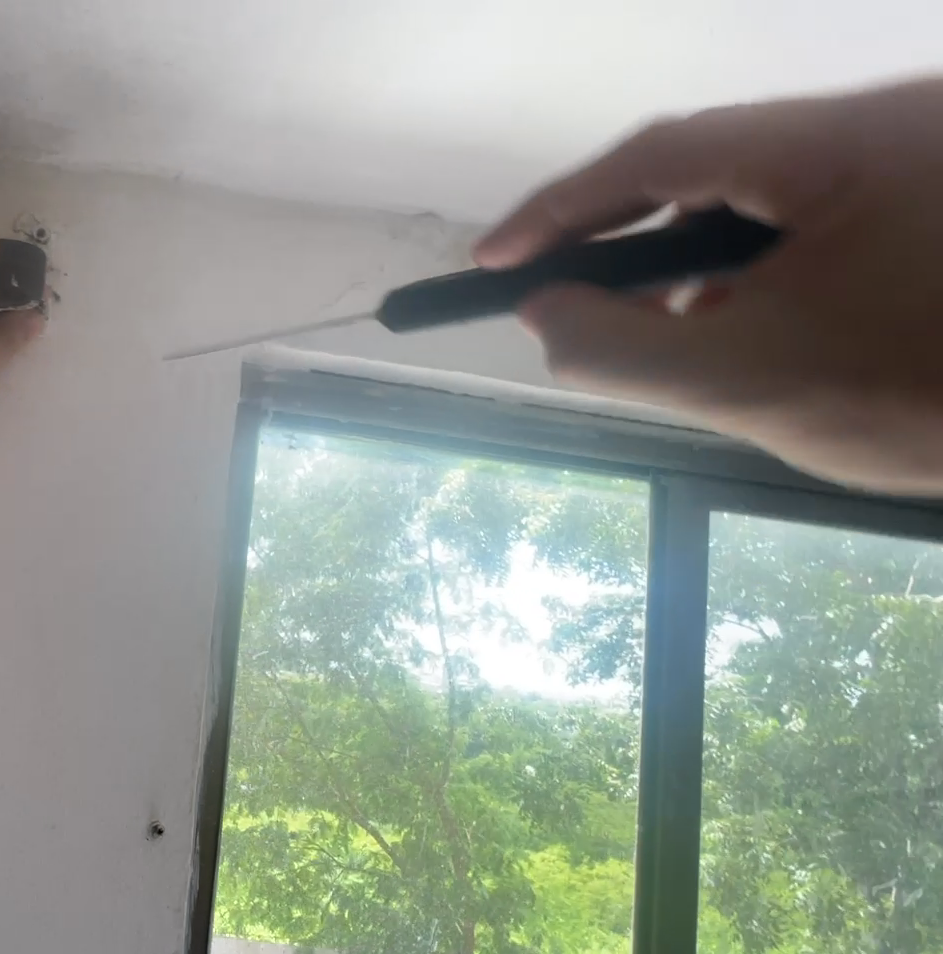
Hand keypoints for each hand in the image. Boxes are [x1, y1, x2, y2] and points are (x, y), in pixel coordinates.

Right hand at [476, 78, 942, 494]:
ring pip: (754, 189)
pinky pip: (804, 209)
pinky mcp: (937, 191)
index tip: (489, 261)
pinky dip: (741, 260)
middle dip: (615, 232)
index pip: (661, 154)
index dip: (556, 207)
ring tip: (654, 323)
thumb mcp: (737, 383)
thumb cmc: (931, 399)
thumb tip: (546, 308)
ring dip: (678, 254)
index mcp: (856, 144)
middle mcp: (900, 122)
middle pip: (707, 163)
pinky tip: (735, 313)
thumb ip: (608, 348)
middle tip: (550, 289)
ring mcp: (925, 153)